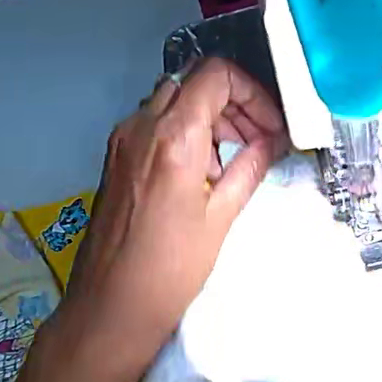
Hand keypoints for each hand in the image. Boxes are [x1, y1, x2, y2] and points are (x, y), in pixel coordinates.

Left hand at [55, 58, 286, 375]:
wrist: (111, 306)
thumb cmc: (169, 271)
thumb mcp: (220, 218)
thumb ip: (249, 167)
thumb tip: (270, 141)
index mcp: (173, 137)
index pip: (217, 75)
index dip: (252, 93)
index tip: (268, 126)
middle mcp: (141, 127)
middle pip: (192, 81)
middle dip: (231, 103)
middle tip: (255, 141)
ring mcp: (122, 141)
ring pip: (171, 100)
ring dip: (206, 117)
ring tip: (229, 162)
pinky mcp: (113, 158)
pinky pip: (152, 124)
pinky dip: (182, 132)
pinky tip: (198, 173)